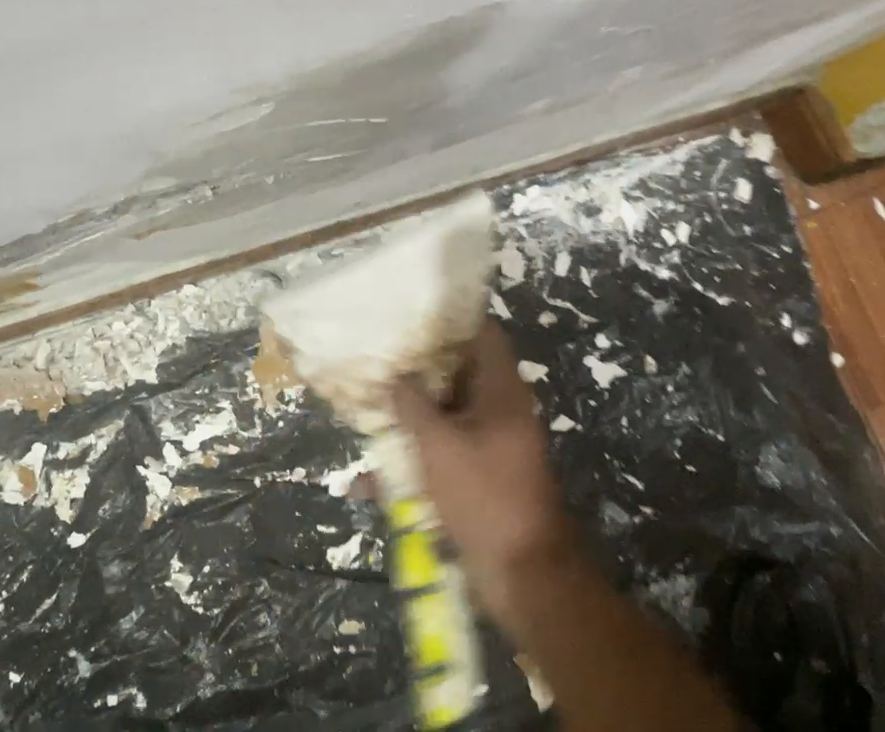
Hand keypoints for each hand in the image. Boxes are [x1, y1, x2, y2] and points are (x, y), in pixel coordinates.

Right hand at [389, 319, 577, 635]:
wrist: (522, 571)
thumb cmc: (483, 494)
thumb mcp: (439, 444)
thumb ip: (412, 406)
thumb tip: (393, 378)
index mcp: (501, 390)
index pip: (483, 334)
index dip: (450, 319)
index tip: (410, 313)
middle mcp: (498, 410)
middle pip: (457, 374)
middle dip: (415, 372)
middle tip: (374, 362)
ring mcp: (489, 445)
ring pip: (443, 418)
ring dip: (406, 421)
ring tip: (363, 416)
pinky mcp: (477, 478)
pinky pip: (440, 458)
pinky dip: (410, 465)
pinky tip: (369, 483)